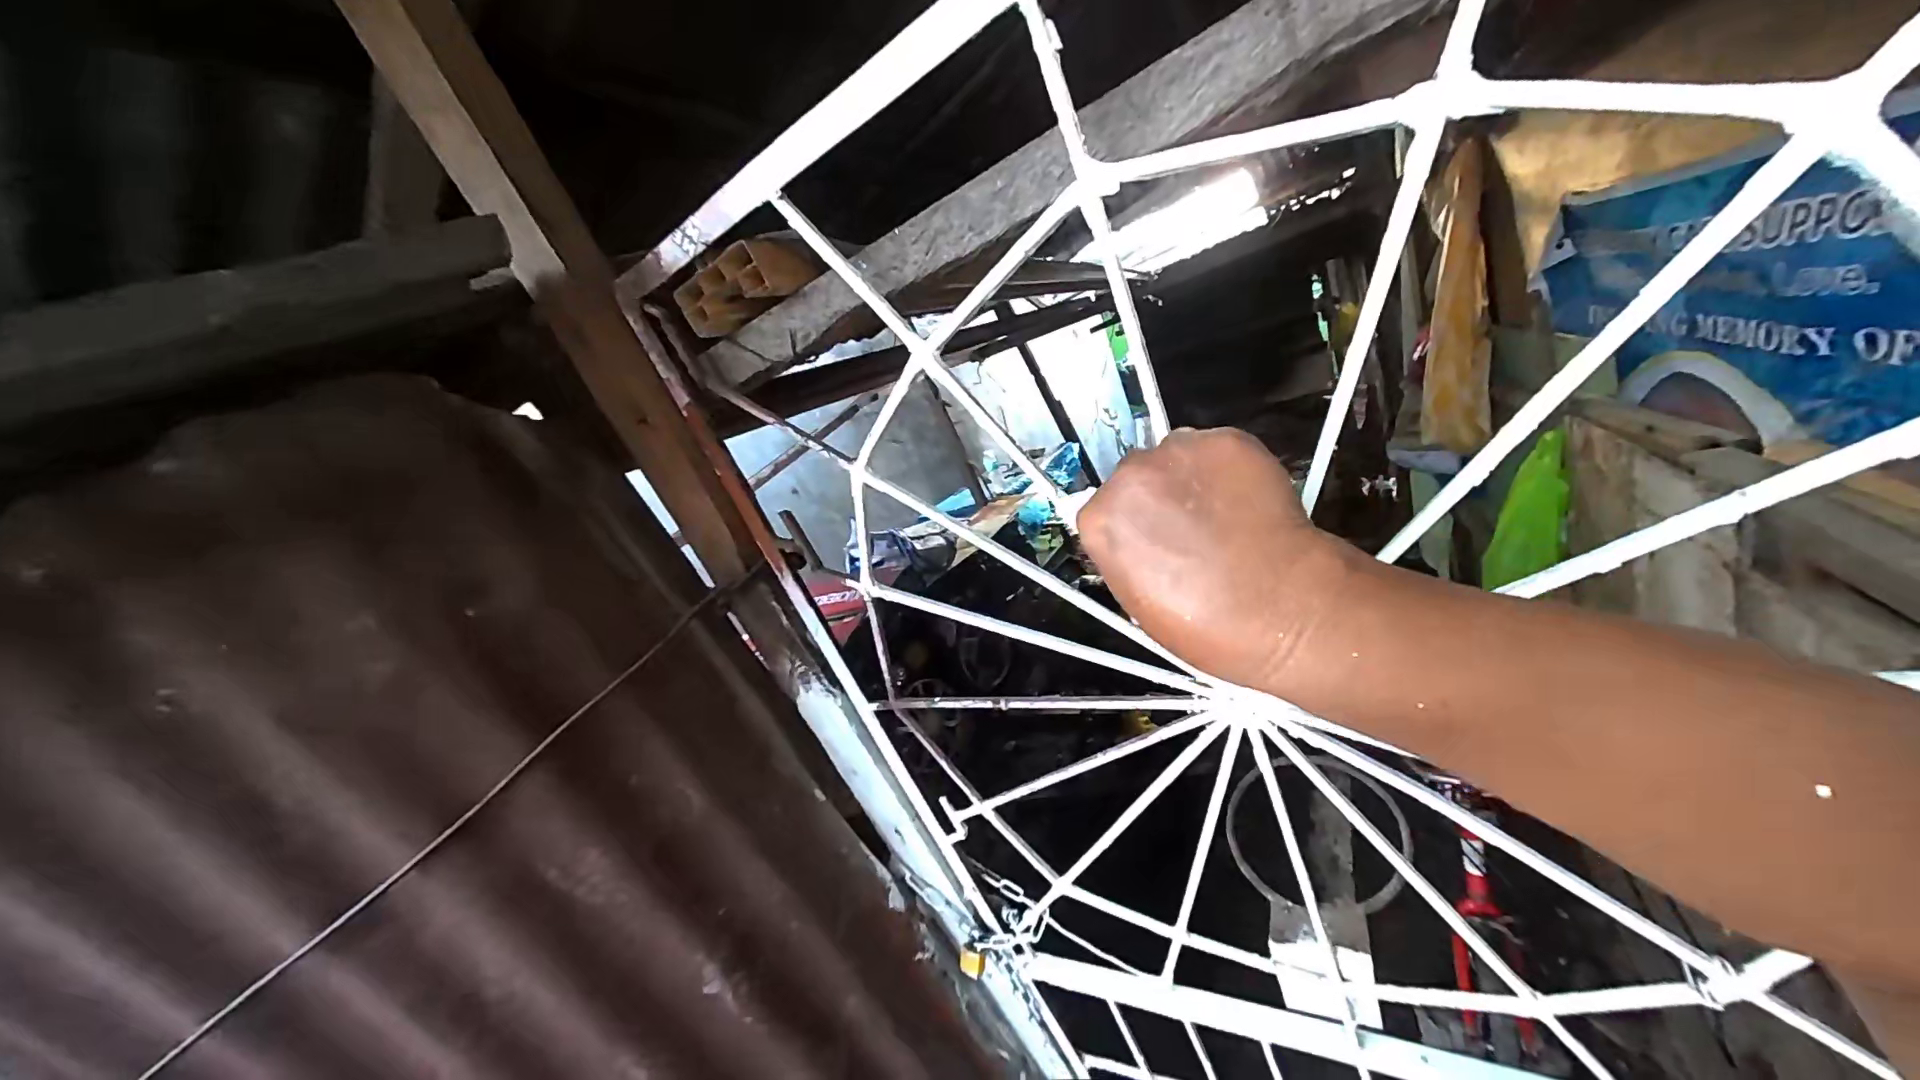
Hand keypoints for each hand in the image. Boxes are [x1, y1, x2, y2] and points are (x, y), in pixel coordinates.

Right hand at [1078, 428, 1353, 690]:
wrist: (1279, 611)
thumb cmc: (1206, 622)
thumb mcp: (1135, 599)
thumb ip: (1125, 552)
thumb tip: (1139, 538)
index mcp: (1099, 518)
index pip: (1104, 507)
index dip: (1131, 523)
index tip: (1151, 536)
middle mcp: (1131, 476)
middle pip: (1136, 474)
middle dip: (1157, 495)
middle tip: (1188, 526)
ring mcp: (1180, 452)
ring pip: (1178, 455)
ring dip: (1192, 478)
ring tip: (1221, 515)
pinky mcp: (1229, 441)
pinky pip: (1219, 449)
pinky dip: (1230, 470)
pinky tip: (1244, 503)